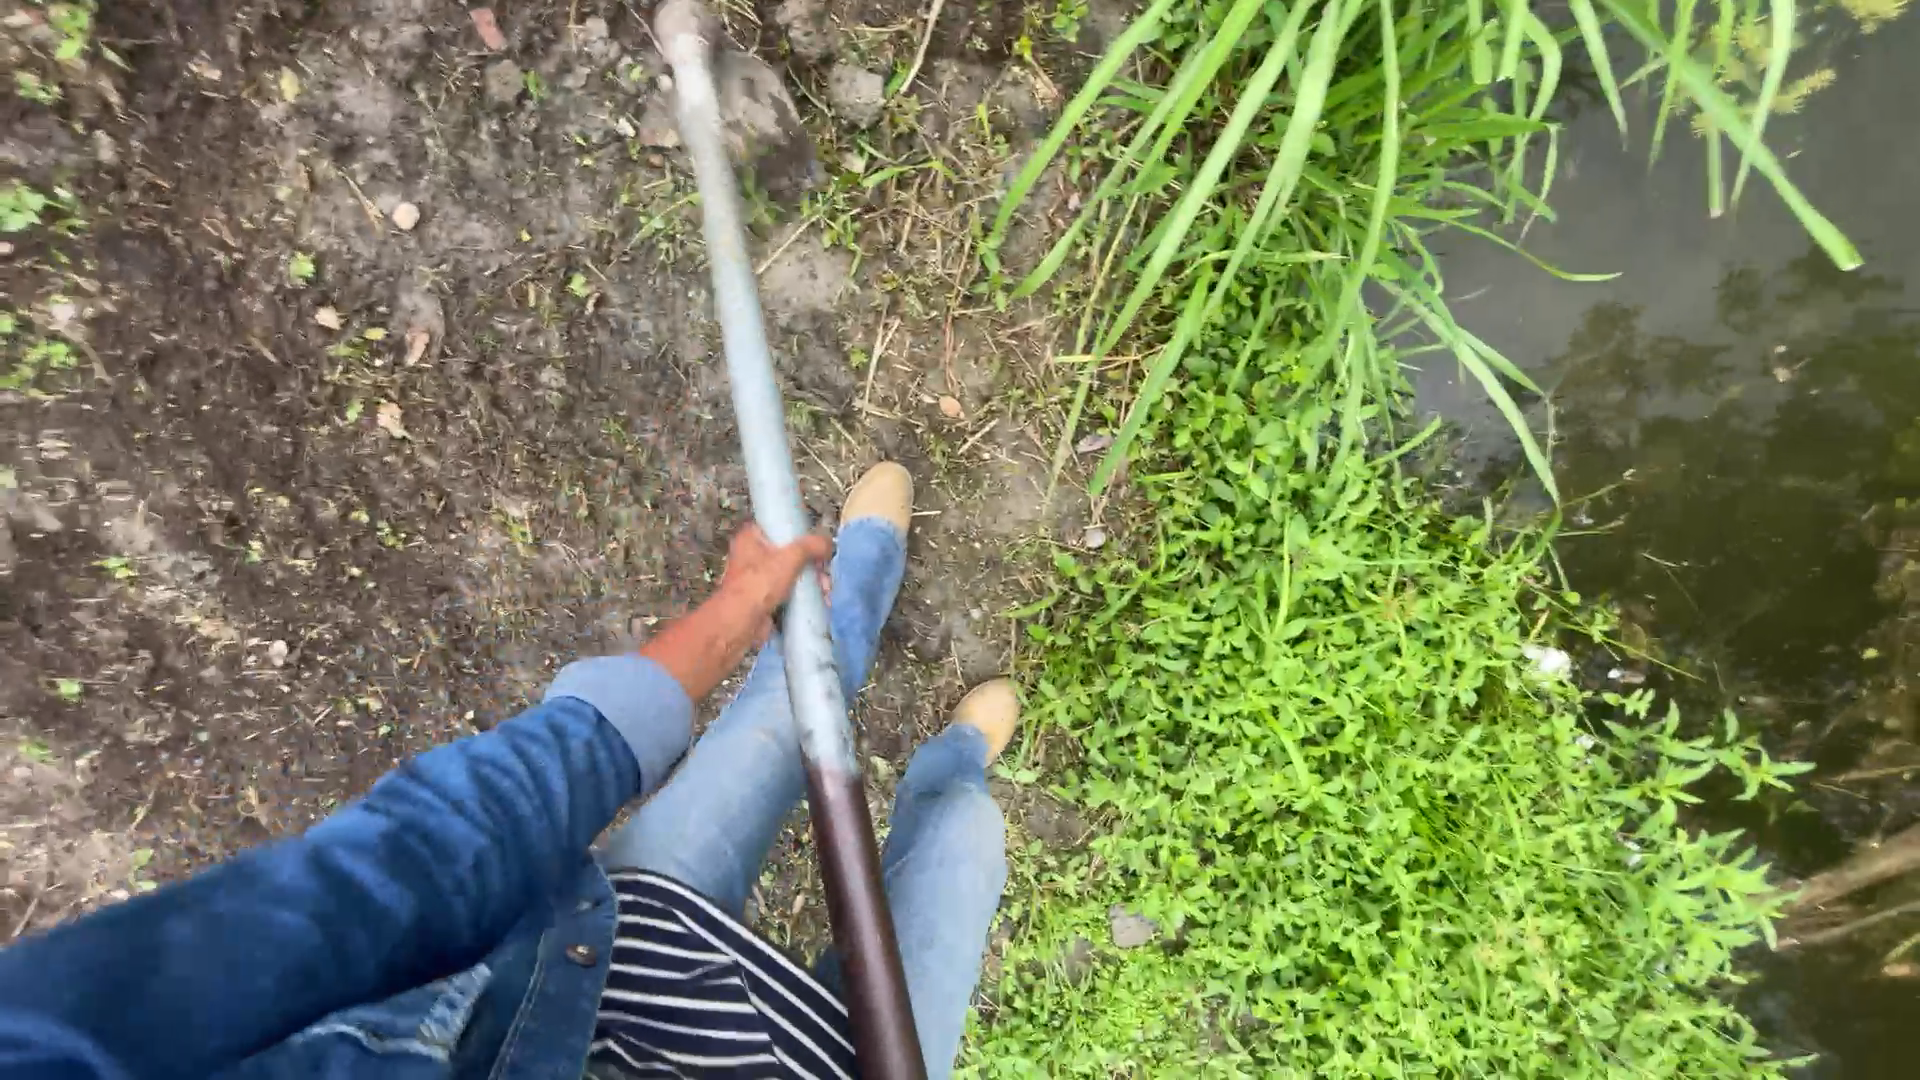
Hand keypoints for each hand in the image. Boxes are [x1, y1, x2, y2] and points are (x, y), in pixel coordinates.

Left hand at [711, 525, 832, 644]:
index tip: (816, 544)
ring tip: (825, 591)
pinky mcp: (765, 598)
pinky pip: (790, 591)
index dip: (800, 533)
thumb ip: (811, 546)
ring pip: (793, 573)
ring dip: (812, 581)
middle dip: (812, 564)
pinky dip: (804, 595)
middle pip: (791, 552)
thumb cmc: (760, 584)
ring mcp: (759, 578)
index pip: (778, 525)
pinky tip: (820, 600)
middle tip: (824, 573)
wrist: (741, 623)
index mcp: (751, 538)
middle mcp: (752, 555)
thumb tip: (829, 543)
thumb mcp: (790, 557)